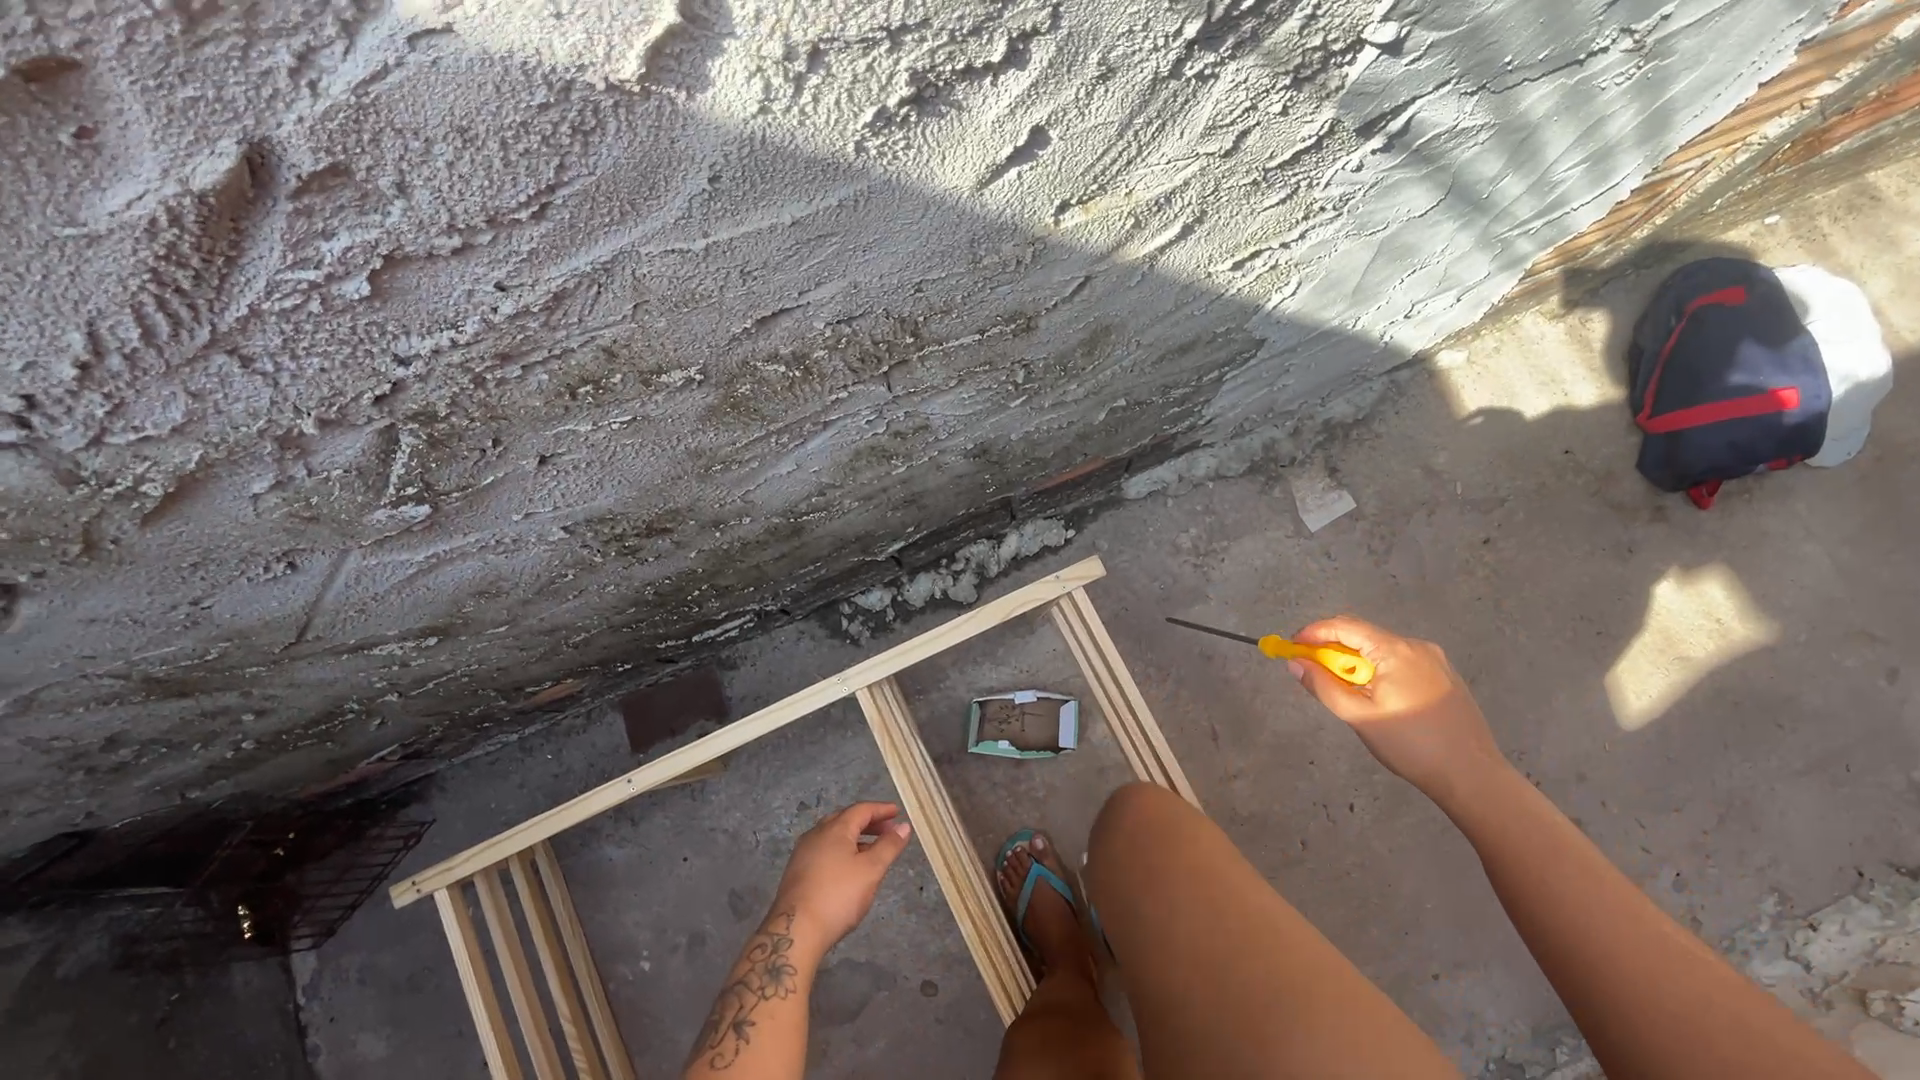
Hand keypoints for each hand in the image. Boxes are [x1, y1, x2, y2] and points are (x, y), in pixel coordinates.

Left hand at [772, 802, 913, 945]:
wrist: (796, 930)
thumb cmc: (838, 895)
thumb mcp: (871, 870)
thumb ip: (889, 846)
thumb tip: (904, 826)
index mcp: (835, 829)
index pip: (861, 810)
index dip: (881, 810)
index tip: (897, 813)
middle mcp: (816, 835)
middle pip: (845, 820)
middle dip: (868, 822)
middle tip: (887, 831)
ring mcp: (803, 853)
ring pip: (832, 836)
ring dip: (854, 838)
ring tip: (872, 851)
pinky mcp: (797, 872)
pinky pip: (824, 851)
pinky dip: (841, 851)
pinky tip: (848, 869)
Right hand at [1290, 616, 1510, 802]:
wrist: (1472, 775)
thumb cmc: (1411, 745)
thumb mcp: (1359, 717)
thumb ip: (1323, 686)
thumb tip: (1295, 663)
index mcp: (1396, 650)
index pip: (1345, 626)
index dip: (1313, 633)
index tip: (1292, 648)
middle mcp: (1417, 646)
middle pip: (1364, 635)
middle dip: (1332, 649)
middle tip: (1312, 672)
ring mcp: (1435, 660)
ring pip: (1383, 651)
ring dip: (1356, 663)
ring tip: (1345, 692)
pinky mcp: (1445, 677)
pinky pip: (1401, 663)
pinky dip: (1378, 671)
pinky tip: (1377, 699)